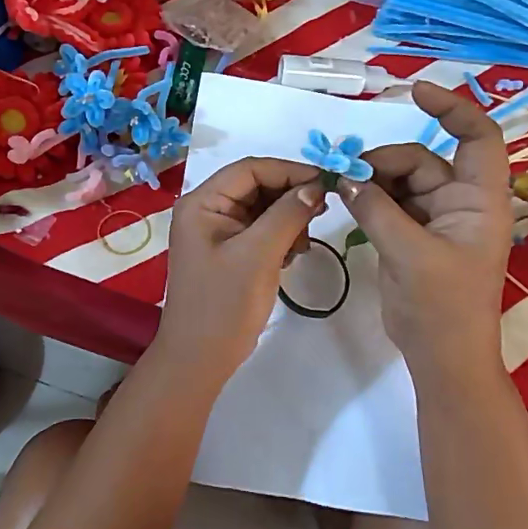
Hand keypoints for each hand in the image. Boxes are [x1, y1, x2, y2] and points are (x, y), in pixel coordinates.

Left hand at [156, 157, 326, 374]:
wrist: (200, 358)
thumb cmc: (224, 305)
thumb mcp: (259, 254)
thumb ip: (288, 214)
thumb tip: (317, 186)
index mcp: (202, 203)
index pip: (250, 169)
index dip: (290, 171)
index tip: (327, 183)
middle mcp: (206, 210)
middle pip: (256, 186)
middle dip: (290, 197)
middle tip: (321, 215)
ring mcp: (216, 232)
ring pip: (262, 209)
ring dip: (288, 219)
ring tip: (303, 244)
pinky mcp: (228, 252)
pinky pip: (259, 230)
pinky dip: (280, 236)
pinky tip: (292, 254)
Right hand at [340, 82, 513, 365]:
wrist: (441, 354)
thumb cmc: (442, 306)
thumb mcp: (409, 253)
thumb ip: (376, 210)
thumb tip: (346, 177)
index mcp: (480, 200)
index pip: (477, 137)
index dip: (451, 108)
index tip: (414, 92)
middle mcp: (460, 202)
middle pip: (422, 160)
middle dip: (384, 162)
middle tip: (345, 175)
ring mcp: (436, 219)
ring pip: (400, 181)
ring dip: (371, 180)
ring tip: (340, 188)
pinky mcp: (413, 236)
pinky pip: (389, 204)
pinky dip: (368, 200)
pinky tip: (346, 201)